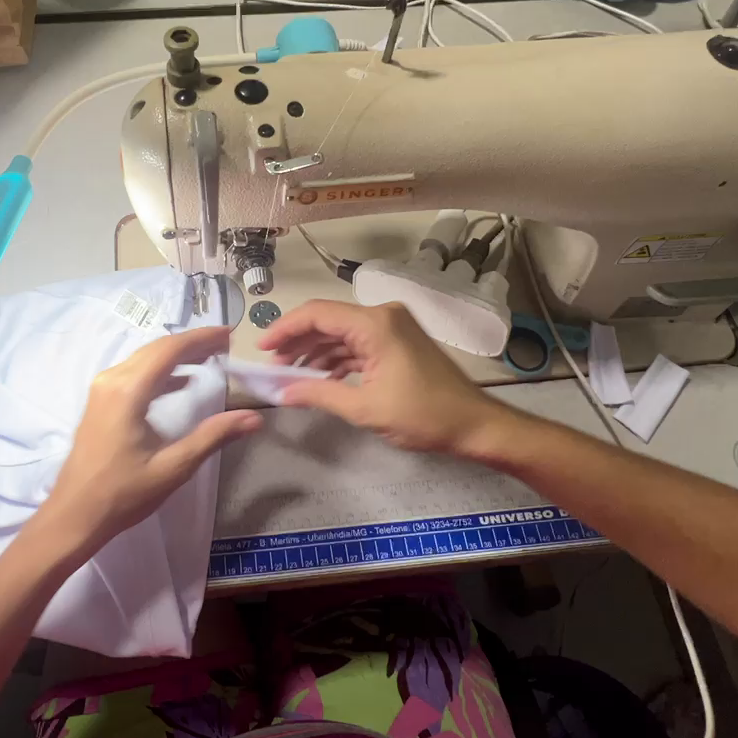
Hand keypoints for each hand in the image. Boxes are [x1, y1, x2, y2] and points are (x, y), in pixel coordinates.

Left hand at [42, 326, 262, 546]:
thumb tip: (254, 418)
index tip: (230, 333)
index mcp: (128, 391)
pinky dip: (161, 371)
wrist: (74, 516)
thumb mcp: (173, 467)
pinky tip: (183, 381)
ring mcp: (102, 389)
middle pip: (157, 349)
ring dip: (177, 355)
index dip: (201, 338)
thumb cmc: (123, 494)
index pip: (170, 350)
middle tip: (226, 344)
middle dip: (192, 343)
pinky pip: (135, 373)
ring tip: (211, 357)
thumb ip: (213, 436)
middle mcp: (112, 380)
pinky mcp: (101, 401)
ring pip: (145, 359)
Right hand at [259, 300, 506, 457]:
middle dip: (297, 341)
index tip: (262, 347)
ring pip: (341, 331)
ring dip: (315, 351)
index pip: (317, 314)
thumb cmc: (422, 416)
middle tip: (272, 365)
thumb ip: (319, 395)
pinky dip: (337, 357)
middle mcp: (382, 315)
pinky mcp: (398, 340)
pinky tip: (319, 377)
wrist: (474, 424)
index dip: (285, 328)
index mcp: (375, 324)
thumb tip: (281, 393)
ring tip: (290, 374)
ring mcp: (392, 326)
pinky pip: (357, 342)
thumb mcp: (365, 408)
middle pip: (327, 320)